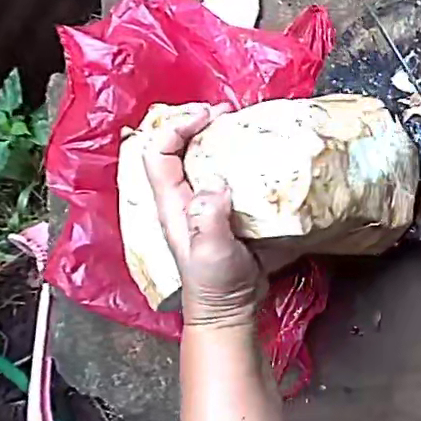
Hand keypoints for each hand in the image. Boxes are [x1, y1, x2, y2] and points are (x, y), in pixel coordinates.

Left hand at [141, 103, 262, 330]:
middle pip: (179, 148)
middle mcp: (185, 197)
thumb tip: (215, 182)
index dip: (177, 126)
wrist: (231, 308)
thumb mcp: (210, 252)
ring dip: (221, 137)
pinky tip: (261, 156)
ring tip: (245, 125)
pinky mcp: (228, 211)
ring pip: (203, 159)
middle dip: (199, 123)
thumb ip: (208, 218)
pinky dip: (242, 159)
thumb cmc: (216, 284)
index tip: (209, 116)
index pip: (159, 152)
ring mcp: (206, 204)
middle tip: (229, 112)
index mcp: (173, 203)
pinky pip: (230, 176)